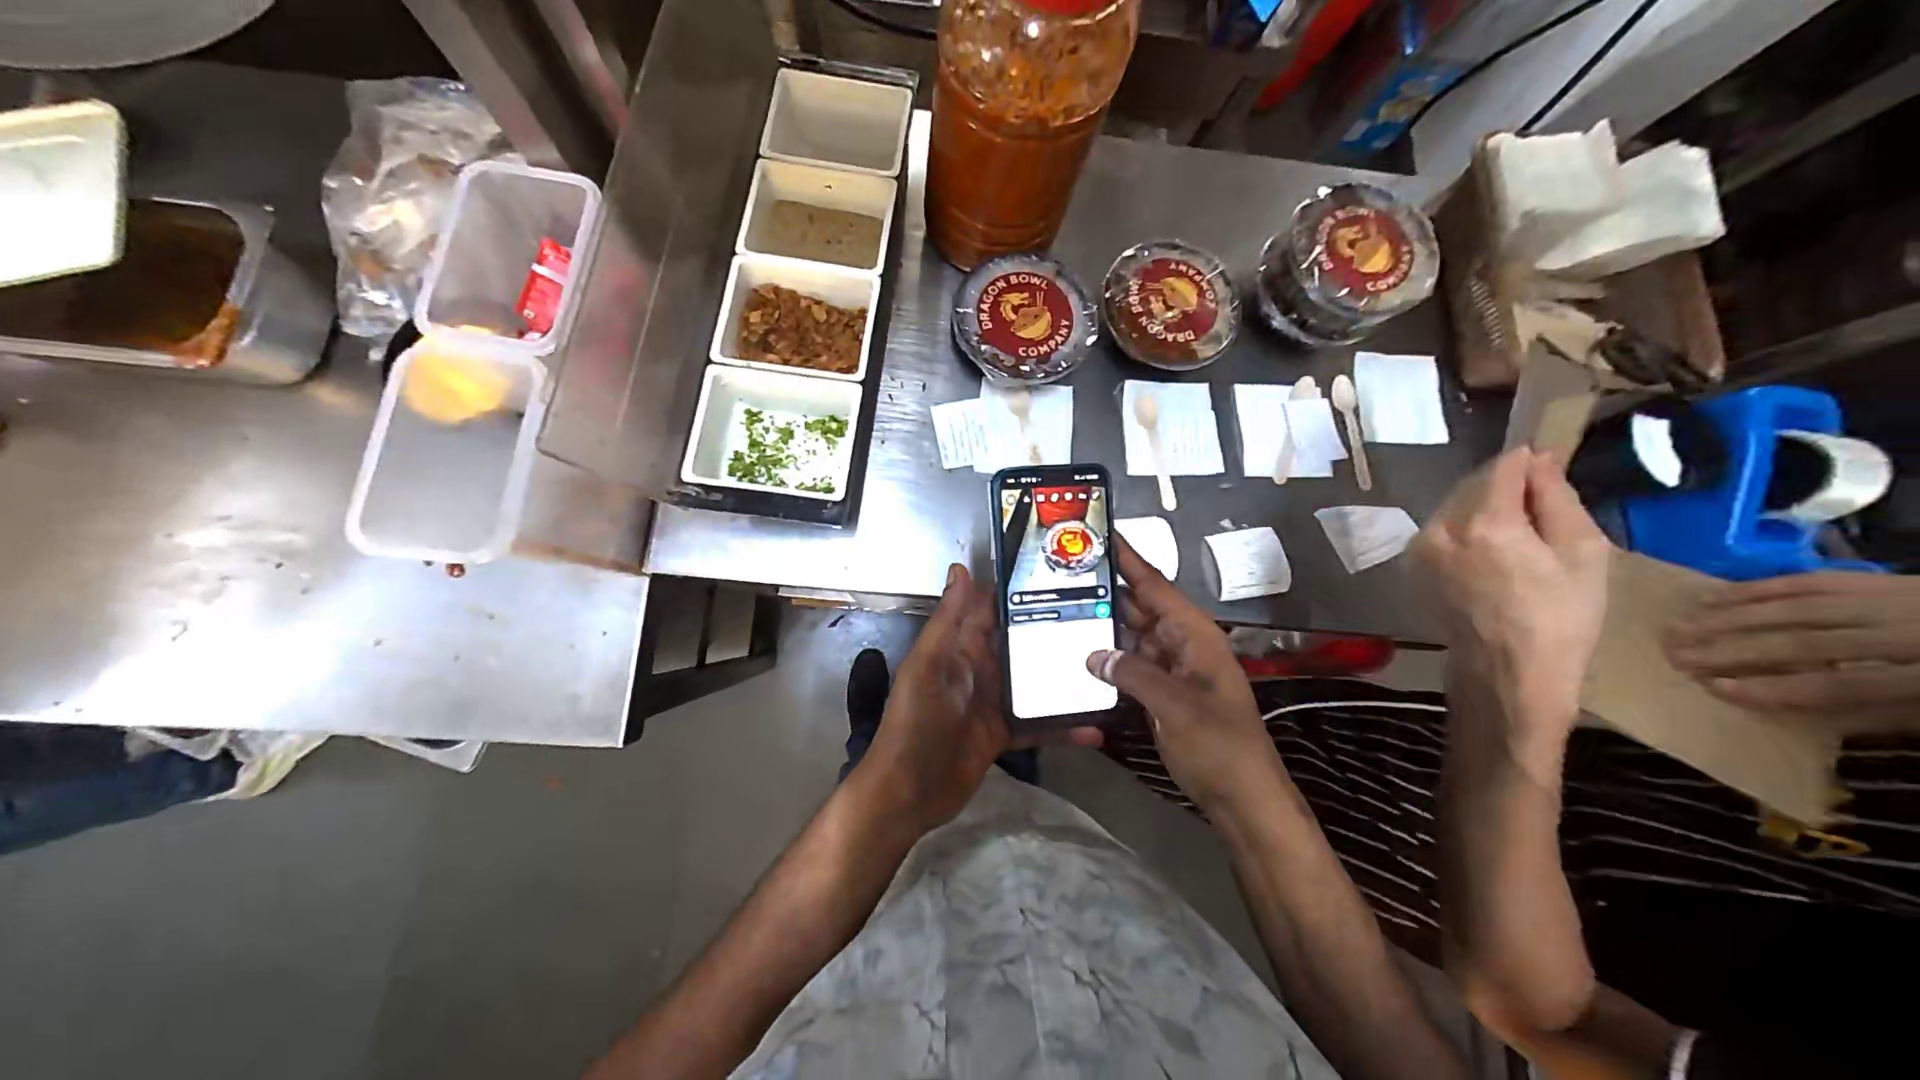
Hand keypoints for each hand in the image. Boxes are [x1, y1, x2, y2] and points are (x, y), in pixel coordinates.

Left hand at [852, 564, 1100, 834]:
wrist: (907, 793)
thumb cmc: (912, 725)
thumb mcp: (926, 668)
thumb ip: (946, 622)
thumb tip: (960, 570)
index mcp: (956, 650)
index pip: (988, 612)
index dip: (1015, 594)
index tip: (1056, 578)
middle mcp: (977, 672)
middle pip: (1016, 645)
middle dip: (1050, 632)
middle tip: (1098, 620)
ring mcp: (991, 704)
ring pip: (1032, 683)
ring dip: (1061, 677)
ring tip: (1104, 667)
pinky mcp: (1001, 735)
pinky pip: (1036, 725)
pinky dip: (1062, 726)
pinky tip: (1093, 727)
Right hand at [1084, 534, 1276, 814]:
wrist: (1243, 797)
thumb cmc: (1218, 745)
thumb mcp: (1175, 705)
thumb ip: (1132, 673)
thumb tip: (1093, 654)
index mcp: (1195, 635)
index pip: (1155, 586)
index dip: (1129, 558)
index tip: (1102, 532)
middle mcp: (1184, 644)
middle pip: (1141, 608)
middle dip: (1108, 590)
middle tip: (1065, 574)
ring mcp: (1174, 670)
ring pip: (1133, 637)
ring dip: (1105, 626)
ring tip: (1064, 608)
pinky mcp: (1164, 693)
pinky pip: (1132, 665)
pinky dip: (1110, 660)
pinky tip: (1082, 654)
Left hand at [1411, 448, 1610, 758]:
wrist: (1506, 670)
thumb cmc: (1559, 616)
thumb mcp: (1581, 552)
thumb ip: (1555, 498)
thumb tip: (1537, 460)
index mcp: (1483, 524)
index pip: (1501, 468)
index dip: (1528, 462)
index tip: (1550, 465)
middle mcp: (1440, 529)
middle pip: (1472, 484)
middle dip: (1505, 484)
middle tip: (1541, 501)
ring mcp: (1419, 548)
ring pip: (1452, 504)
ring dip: (1482, 504)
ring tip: (1519, 530)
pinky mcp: (1413, 565)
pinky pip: (1440, 528)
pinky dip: (1464, 527)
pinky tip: (1491, 549)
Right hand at [1665, 571, 1919, 731]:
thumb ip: (1871, 709)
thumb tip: (1783, 703)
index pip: (1841, 685)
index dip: (1775, 689)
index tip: (1716, 688)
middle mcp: (1908, 632)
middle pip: (1807, 642)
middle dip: (1733, 649)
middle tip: (1674, 655)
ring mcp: (1893, 599)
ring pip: (1798, 607)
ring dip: (1729, 618)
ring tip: (1678, 627)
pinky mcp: (1878, 579)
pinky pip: (1809, 581)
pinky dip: (1756, 589)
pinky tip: (1715, 598)